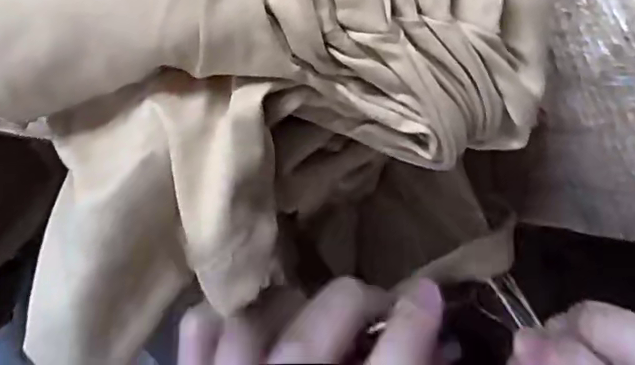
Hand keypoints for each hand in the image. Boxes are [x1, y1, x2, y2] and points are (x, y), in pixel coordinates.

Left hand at [179, 277, 445, 364]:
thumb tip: (435, 343)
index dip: (413, 324)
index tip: (430, 291)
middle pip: (316, 333)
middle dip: (355, 301)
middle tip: (380, 298)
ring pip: (254, 320)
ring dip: (290, 306)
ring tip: (313, 308)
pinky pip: (199, 329)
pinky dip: (223, 316)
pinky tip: (247, 317)